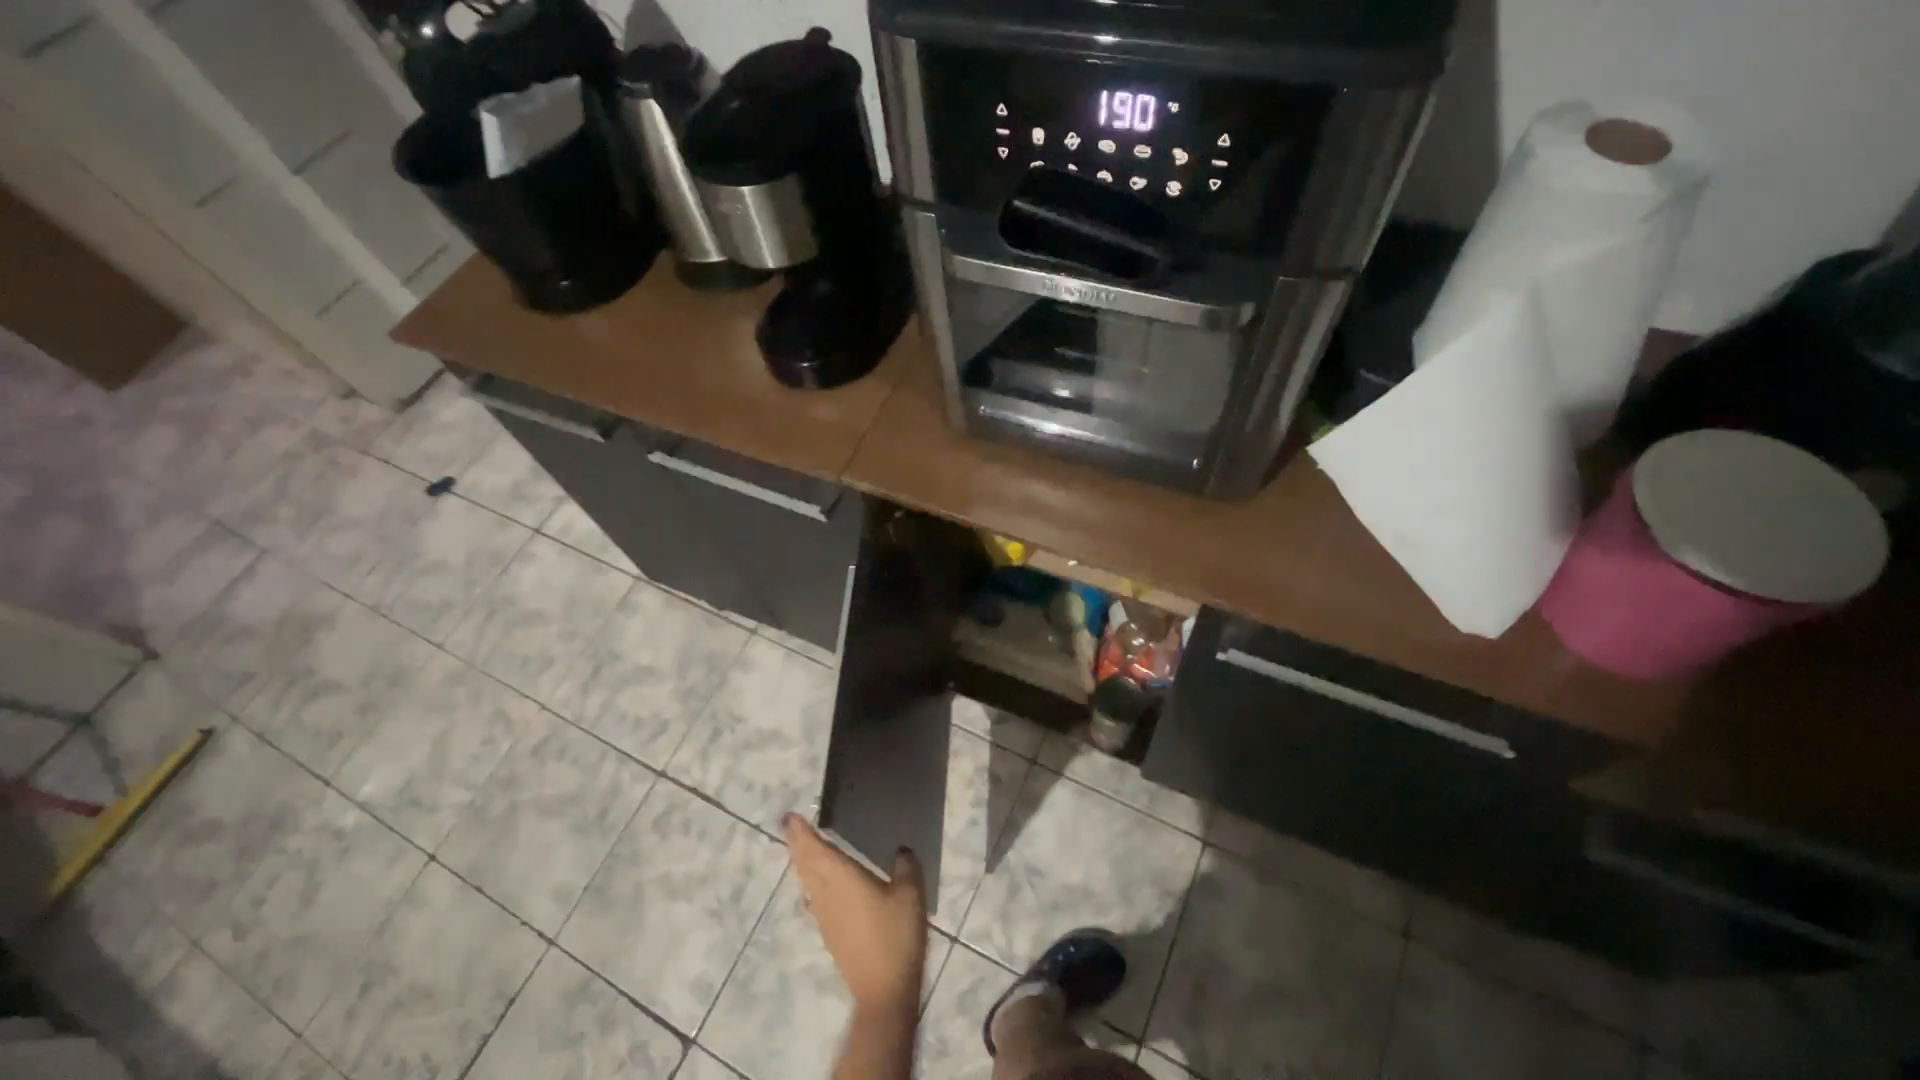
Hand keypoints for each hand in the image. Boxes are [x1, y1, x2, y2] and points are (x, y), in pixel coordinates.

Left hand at [783, 813, 928, 1012]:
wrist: (883, 988)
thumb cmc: (896, 935)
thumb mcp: (911, 894)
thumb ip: (905, 866)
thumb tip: (901, 850)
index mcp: (842, 877)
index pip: (815, 848)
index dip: (800, 831)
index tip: (788, 816)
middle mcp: (825, 893)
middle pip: (805, 864)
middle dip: (797, 844)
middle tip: (790, 827)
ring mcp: (824, 916)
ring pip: (807, 882)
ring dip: (802, 864)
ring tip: (804, 851)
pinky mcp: (829, 933)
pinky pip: (814, 899)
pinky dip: (812, 885)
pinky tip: (820, 888)